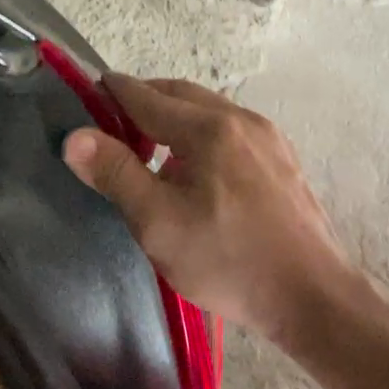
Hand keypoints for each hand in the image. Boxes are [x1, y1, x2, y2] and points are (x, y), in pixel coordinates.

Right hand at [62, 74, 350, 339]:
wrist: (313, 297)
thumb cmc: (229, 261)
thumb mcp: (159, 223)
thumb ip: (116, 174)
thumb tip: (75, 137)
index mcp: (208, 129)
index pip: (146, 96)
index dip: (112, 92)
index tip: (86, 91)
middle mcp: (241, 119)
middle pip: (179, 95)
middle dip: (142, 102)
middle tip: (111, 126)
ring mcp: (268, 138)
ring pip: (208, 110)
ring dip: (172, 119)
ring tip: (149, 152)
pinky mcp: (282, 160)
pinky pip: (230, 130)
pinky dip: (200, 134)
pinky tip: (195, 171)